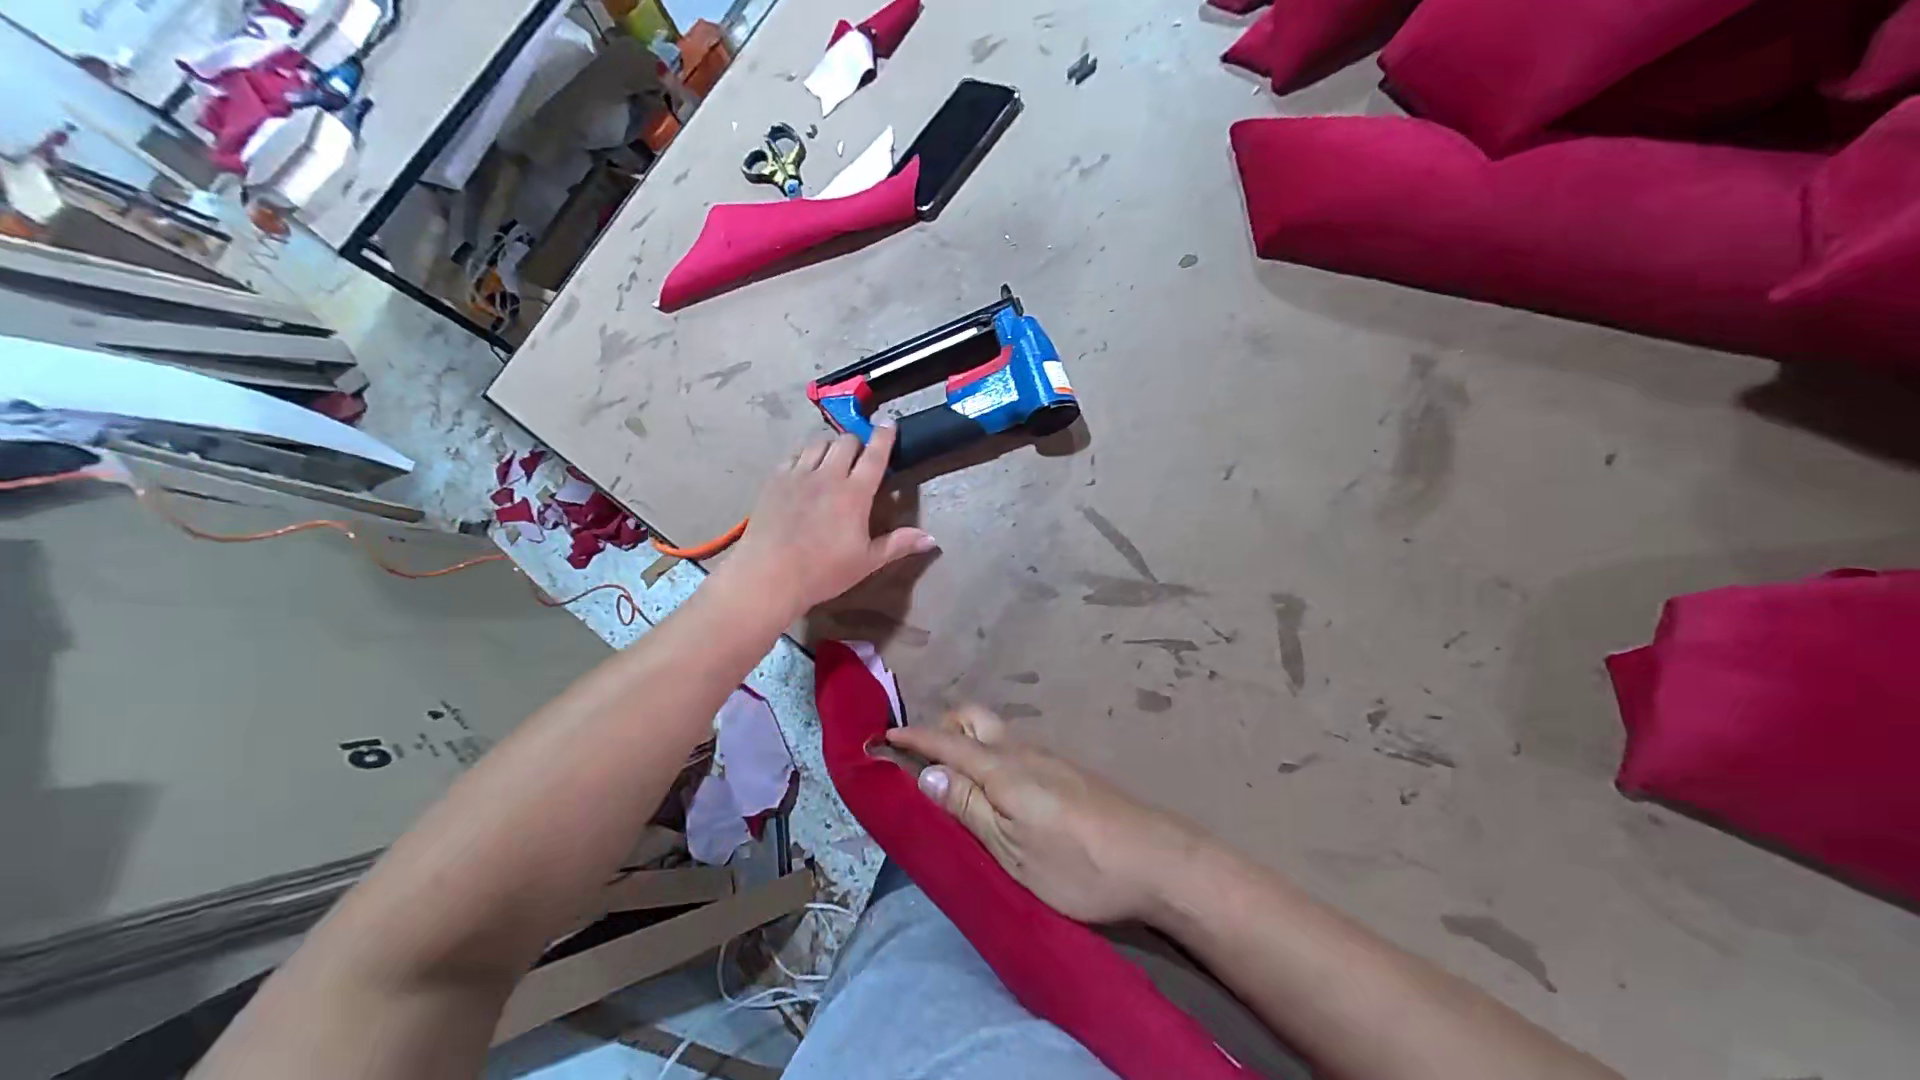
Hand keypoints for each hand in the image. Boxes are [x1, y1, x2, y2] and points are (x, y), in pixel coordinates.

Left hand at [723, 423, 935, 618]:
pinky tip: (806, 469)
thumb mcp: (866, 562)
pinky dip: (805, 456)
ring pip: (818, 443)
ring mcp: (798, 475)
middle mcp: (827, 475)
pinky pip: (794, 455)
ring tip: (833, 460)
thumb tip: (931, 540)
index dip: (884, 436)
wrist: (768, 576)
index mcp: (854, 493)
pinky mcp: (775, 480)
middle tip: (860, 457)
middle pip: (846, 441)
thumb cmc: (823, 572)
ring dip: (831, 446)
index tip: (889, 423)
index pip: (874, 455)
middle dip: (857, 443)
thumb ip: (898, 544)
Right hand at [885, 707, 1207, 924]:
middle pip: (972, 718)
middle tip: (925, 768)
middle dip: (942, 729)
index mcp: (1002, 768)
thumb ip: (967, 808)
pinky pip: (1014, 750)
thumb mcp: (1011, 850)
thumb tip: (924, 774)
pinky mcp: (1066, 772)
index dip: (912, 738)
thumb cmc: (1077, 866)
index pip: (945, 742)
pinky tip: (998, 795)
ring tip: (956, 787)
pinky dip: (992, 759)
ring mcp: (1048, 758)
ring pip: (995, 734)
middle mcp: (1022, 751)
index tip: (882, 737)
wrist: (1157, 861)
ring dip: (968, 746)